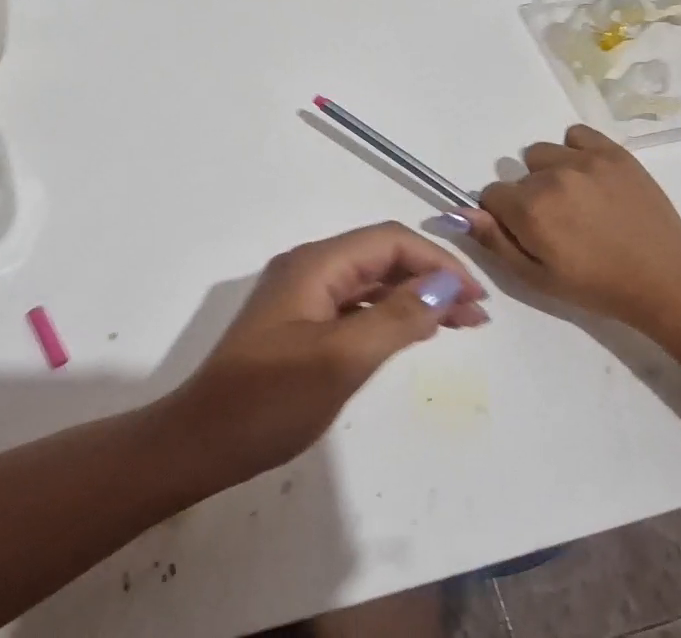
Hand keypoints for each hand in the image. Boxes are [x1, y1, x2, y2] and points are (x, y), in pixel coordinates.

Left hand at [165, 222, 488, 481]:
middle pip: (380, 258)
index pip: (388, 241)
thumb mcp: (342, 359)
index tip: (477, 300)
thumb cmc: (271, 399)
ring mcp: (298, 298)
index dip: (438, 262)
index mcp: (313, 265)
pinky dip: (388, 316)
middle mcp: (306, 269)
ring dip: (413, 298)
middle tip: (477, 317)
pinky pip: (353, 307)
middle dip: (431, 278)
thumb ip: (397, 318)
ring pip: (369, 283)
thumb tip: (445, 285)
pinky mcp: (296, 325)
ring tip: (458, 326)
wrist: (203, 440)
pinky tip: (411, 335)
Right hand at [465, 125, 680, 331]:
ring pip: (542, 154)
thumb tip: (458, 213)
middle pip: (517, 176)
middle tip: (558, 224)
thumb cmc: (595, 286)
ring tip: (576, 200)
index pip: (490, 195)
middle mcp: (552, 177)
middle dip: (528, 197)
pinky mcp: (614, 153)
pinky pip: (576, 135)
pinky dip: (576, 151)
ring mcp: (585, 161)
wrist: (666, 280)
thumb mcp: (535, 277)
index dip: (504, 216)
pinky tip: (590, 179)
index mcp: (530, 209)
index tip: (527, 234)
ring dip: (548, 173)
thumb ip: (494, 240)